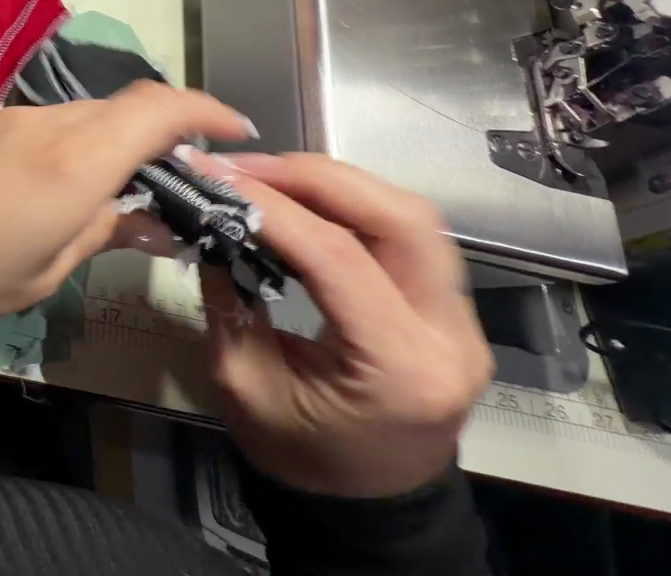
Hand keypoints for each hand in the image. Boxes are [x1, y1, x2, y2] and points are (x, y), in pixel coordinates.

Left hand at [0, 81, 252, 320]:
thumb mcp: (51, 268)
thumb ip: (106, 230)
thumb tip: (154, 220)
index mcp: (76, 160)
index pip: (157, 109)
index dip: (204, 110)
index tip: (235, 129)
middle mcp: (49, 123)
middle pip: (124, 109)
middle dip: (162, 133)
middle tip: (180, 175)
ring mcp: (13, 116)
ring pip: (85, 114)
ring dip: (114, 138)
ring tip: (120, 185)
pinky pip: (48, 121)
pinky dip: (76, 139)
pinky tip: (66, 177)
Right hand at [186, 150, 492, 497]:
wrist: (364, 504)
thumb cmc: (299, 457)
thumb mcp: (243, 382)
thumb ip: (229, 300)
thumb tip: (209, 225)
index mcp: (401, 368)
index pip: (339, 257)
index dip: (273, 207)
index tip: (214, 176)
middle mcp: (450, 335)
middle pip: (401, 218)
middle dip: (317, 177)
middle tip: (246, 166)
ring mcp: (461, 320)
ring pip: (412, 216)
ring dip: (335, 183)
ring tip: (267, 175)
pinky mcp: (447, 308)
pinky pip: (404, 235)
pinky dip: (349, 204)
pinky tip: (301, 200)